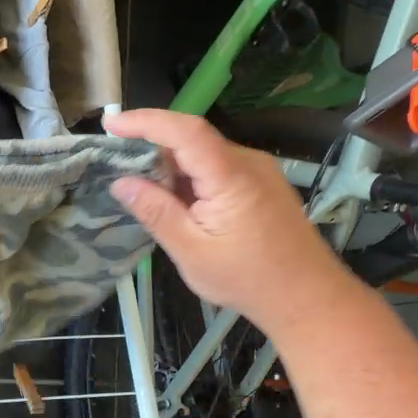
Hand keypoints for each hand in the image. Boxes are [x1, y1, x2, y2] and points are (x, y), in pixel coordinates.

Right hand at [104, 109, 355, 329]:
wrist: (306, 296)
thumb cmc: (247, 279)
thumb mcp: (191, 251)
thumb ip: (156, 212)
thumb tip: (121, 183)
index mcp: (231, 176)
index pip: (185, 131)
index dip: (146, 121)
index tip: (111, 124)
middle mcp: (248, 162)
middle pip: (192, 139)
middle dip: (151, 146)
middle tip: (115, 166)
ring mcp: (258, 170)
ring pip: (203, 154)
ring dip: (170, 165)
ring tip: (140, 189)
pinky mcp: (260, 182)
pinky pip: (217, 167)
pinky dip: (189, 176)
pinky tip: (174, 200)